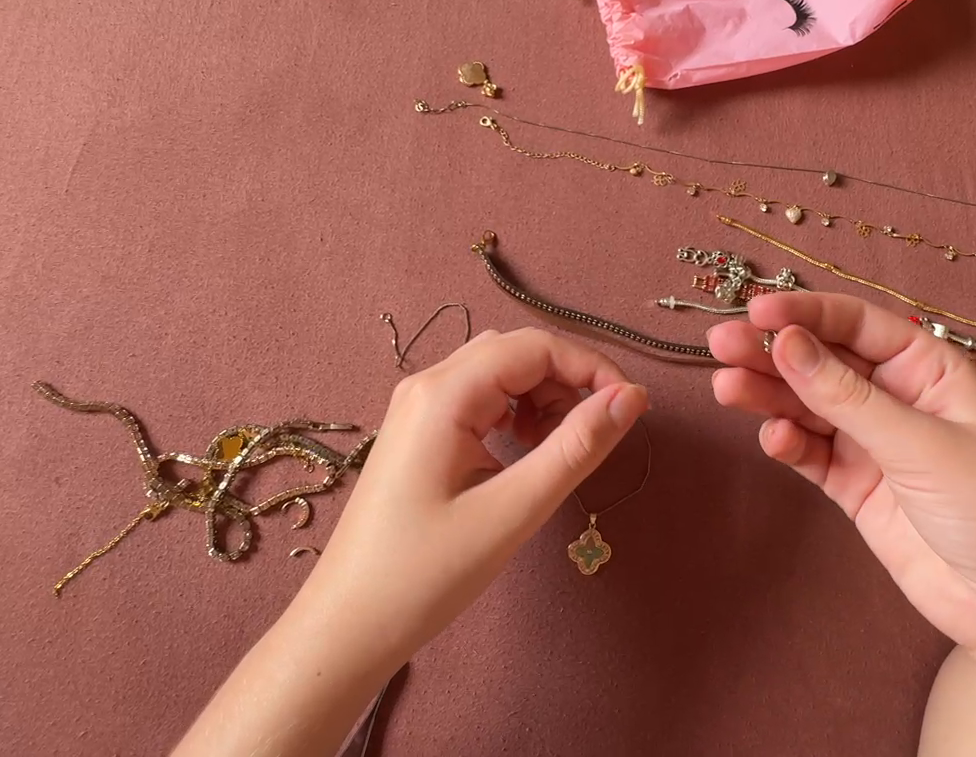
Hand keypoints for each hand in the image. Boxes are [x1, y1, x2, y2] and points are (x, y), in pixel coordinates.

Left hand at [175, 328, 646, 756]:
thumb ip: (576, 447)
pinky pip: (482, 397)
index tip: (630, 409)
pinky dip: (517, 411)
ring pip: (501, 372)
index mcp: (445, 392)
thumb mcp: (512, 511)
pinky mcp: (420, 431)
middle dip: (569, 379)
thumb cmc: (424, 576)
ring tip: (562, 445)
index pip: (536, 346)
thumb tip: (631, 397)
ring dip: (543, 395)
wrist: (344, 630)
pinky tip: (525, 450)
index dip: (591, 367)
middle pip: (518, 351)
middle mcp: (429, 384)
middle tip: (599, 430)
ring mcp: (419, 406)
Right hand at [707, 293, 975, 653]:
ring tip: (727, 389)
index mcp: (926, 366)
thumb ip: (847, 397)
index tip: (757, 313)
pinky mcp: (854, 484)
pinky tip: (774, 439)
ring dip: (768, 395)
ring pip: (807, 404)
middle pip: (822, 360)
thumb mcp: (921, 444)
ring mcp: (871, 441)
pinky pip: (810, 452)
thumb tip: (786, 343)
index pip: (856, 324)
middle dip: (773, 351)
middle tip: (722, 344)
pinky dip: (789, 444)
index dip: (806, 313)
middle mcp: (894, 395)